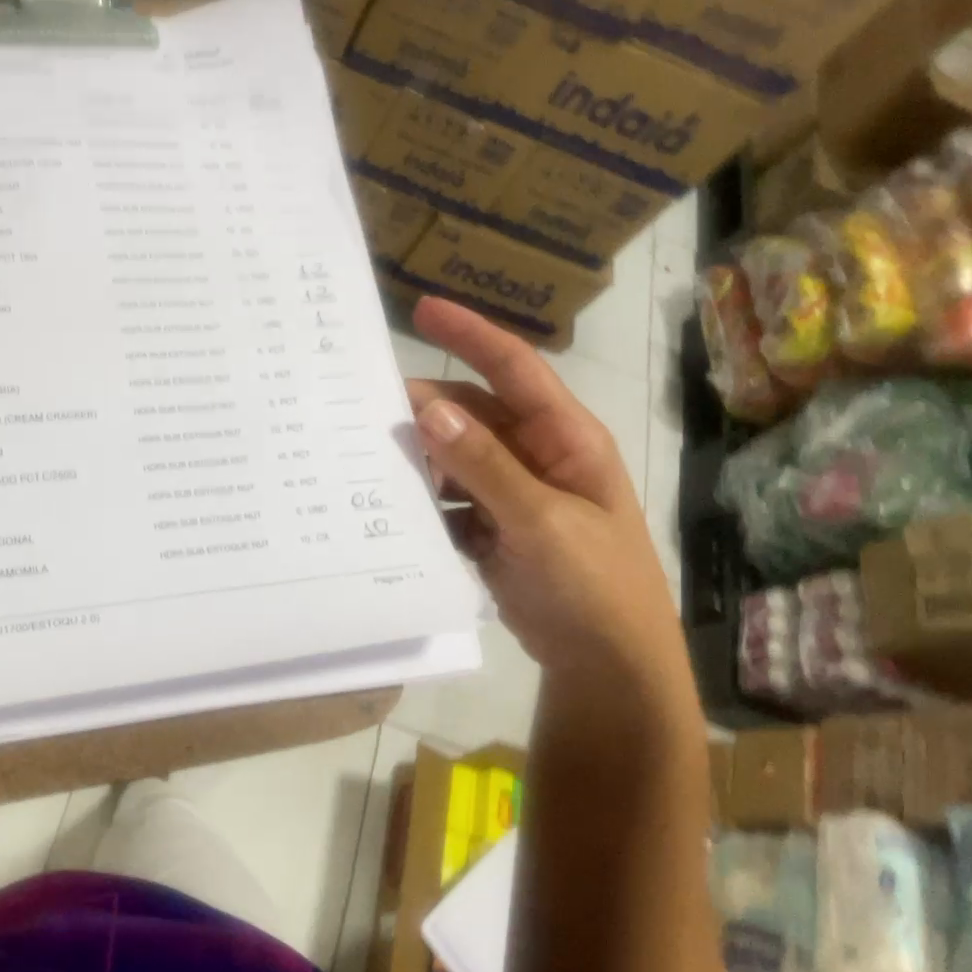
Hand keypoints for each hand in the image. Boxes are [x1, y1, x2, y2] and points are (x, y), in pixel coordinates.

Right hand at [404, 299, 683, 684]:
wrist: (606, 661)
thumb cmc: (592, 583)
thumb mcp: (540, 521)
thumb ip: (484, 466)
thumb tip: (429, 410)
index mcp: (565, 439)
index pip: (514, 370)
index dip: (470, 336)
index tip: (420, 310)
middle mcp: (536, 457)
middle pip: (472, 416)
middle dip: (425, 412)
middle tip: (365, 414)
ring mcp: (512, 496)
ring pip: (454, 460)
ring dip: (419, 461)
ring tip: (370, 465)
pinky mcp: (492, 530)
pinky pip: (449, 502)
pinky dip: (423, 504)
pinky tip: (391, 511)